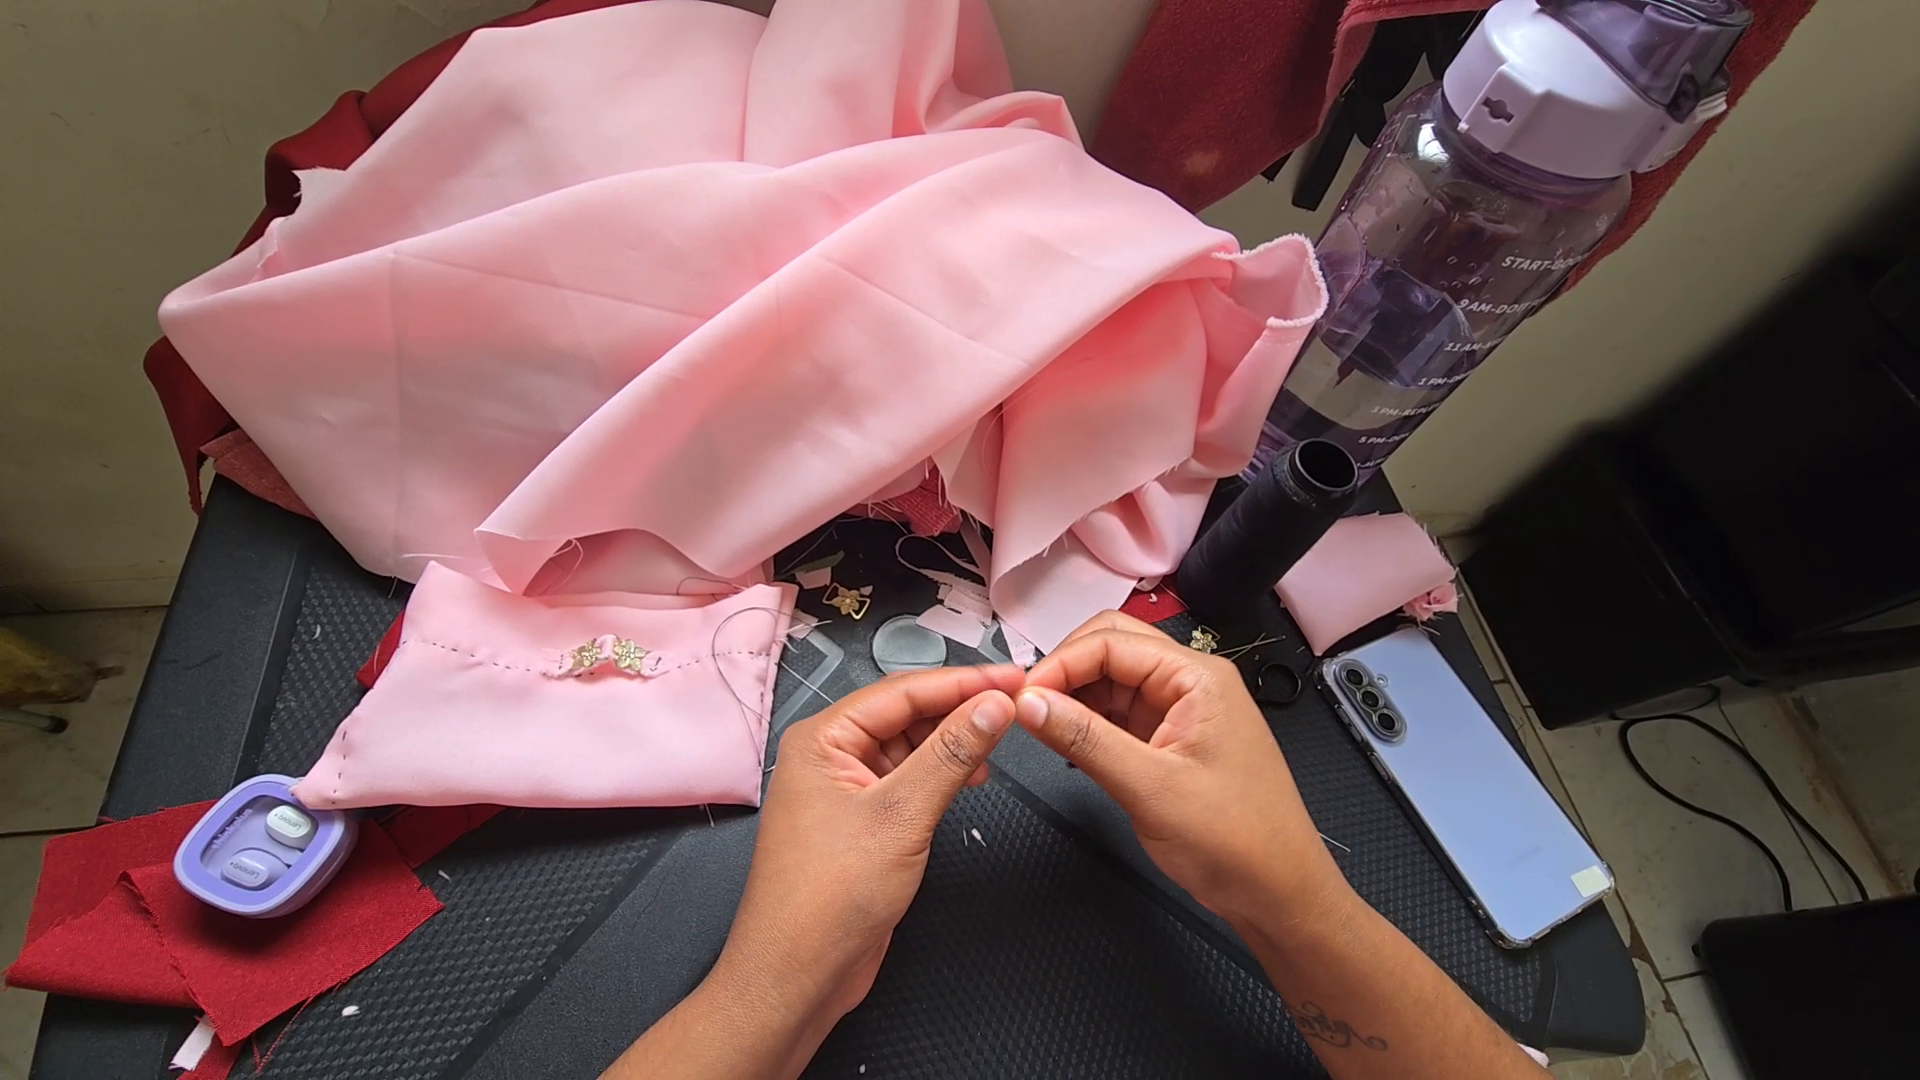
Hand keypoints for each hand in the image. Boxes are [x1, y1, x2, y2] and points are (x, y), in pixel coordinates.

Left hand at [716, 665, 1026, 1031]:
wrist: (795, 981)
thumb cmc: (826, 900)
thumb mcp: (901, 816)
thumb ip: (951, 753)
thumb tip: (992, 706)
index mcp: (823, 737)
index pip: (904, 690)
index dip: (963, 682)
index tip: (1011, 678)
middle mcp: (832, 754)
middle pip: (908, 713)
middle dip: (961, 708)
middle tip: (1014, 704)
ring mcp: (848, 786)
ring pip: (912, 744)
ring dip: (955, 741)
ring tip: (1000, 739)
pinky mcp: (865, 817)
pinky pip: (910, 777)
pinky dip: (943, 773)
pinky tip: (972, 775)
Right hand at [1016, 612, 1346, 924]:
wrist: (1280, 897)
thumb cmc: (1239, 843)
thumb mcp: (1151, 789)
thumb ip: (1085, 740)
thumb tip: (1030, 703)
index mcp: (1196, 677)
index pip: (1112, 642)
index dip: (1061, 663)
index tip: (1023, 695)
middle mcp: (1187, 683)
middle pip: (1110, 649)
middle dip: (1065, 671)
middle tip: (1027, 705)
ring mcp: (1177, 709)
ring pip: (1109, 680)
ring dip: (1073, 696)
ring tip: (1040, 725)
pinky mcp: (1166, 737)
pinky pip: (1116, 712)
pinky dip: (1086, 721)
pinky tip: (1065, 738)